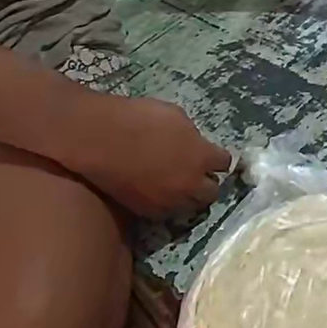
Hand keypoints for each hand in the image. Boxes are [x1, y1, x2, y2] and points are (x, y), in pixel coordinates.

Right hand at [73, 95, 229, 219]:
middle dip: (207, 182)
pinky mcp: (147, 211)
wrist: (101, 139)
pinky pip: (166, 211)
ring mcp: (169, 201)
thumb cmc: (140, 118)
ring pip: (190, 206)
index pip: (224, 162)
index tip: (211, 154)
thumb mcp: (176, 116)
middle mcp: (191, 184)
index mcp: (202, 157)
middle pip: (212, 192)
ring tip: (177, 184)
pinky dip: (166, 203)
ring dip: (188, 196)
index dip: (217, 158)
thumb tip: (194, 145)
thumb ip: (192, 135)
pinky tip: (157, 190)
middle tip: (196, 172)